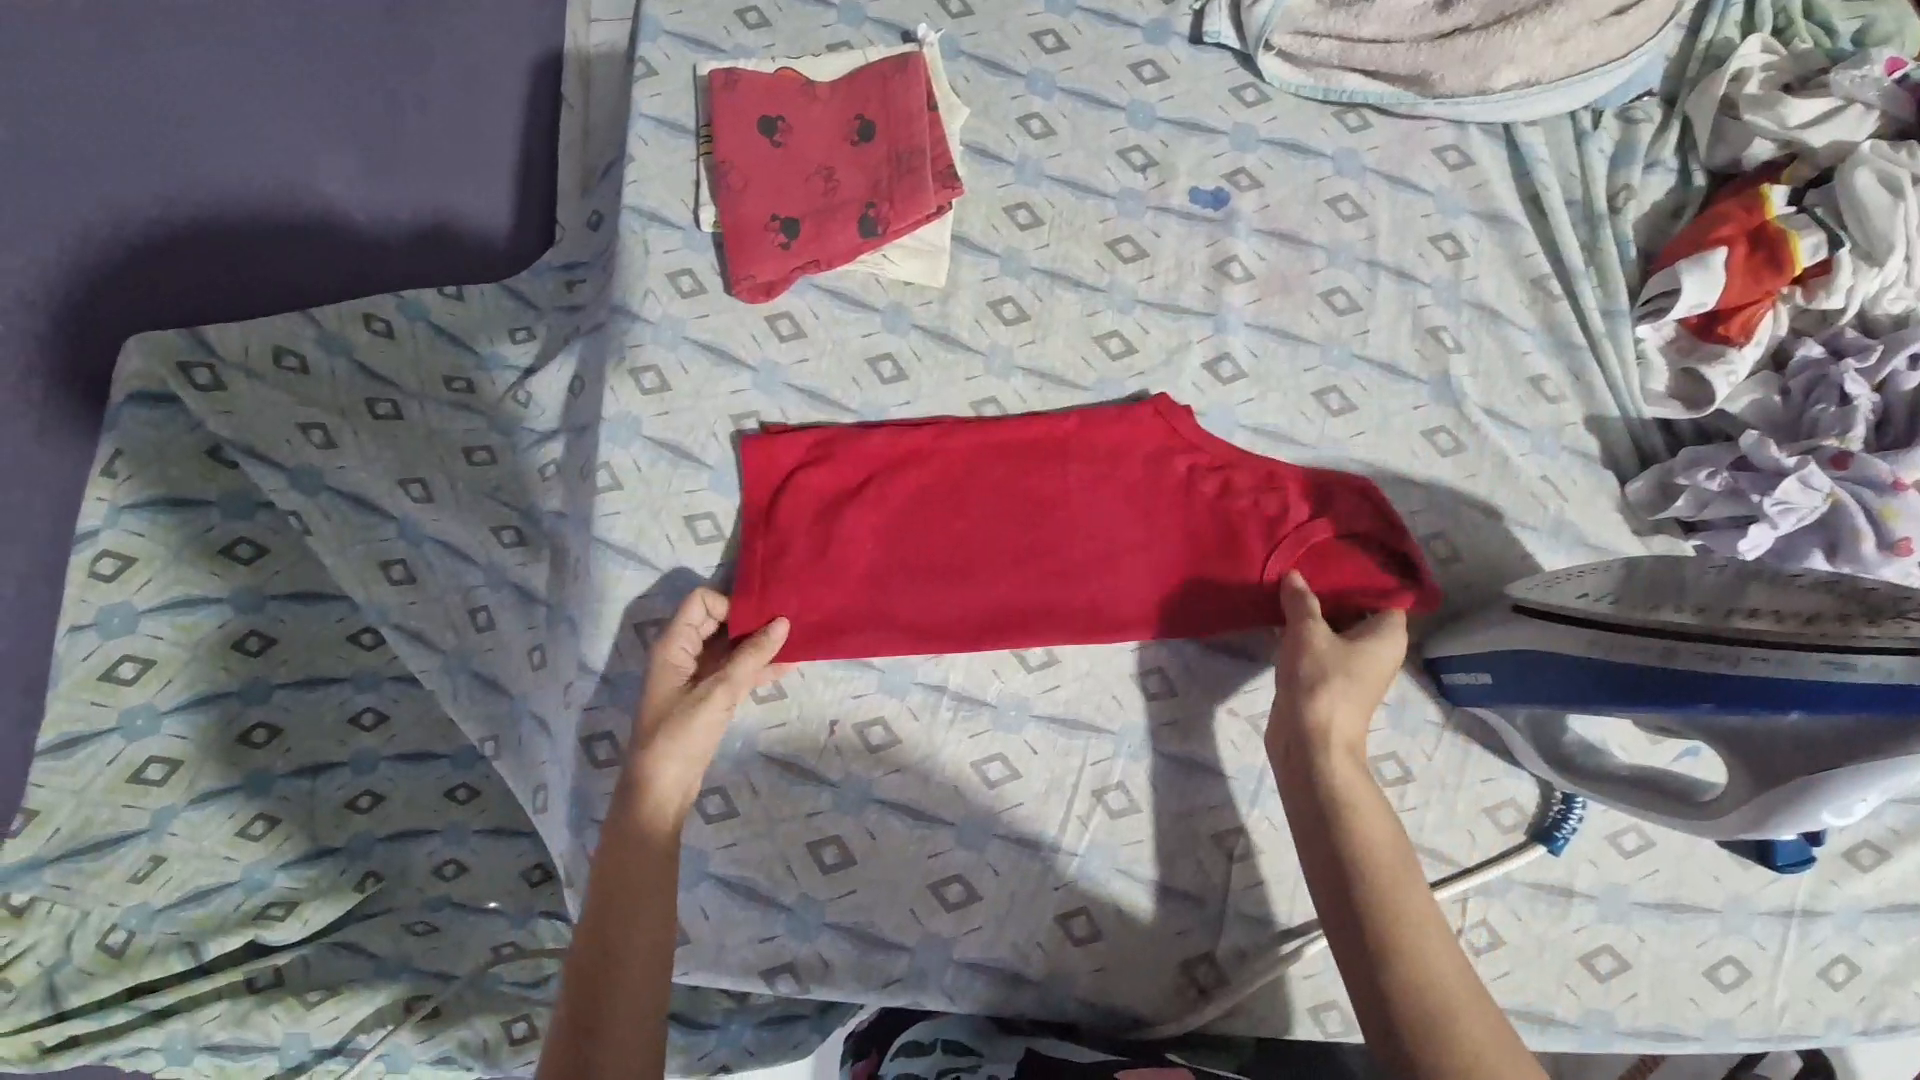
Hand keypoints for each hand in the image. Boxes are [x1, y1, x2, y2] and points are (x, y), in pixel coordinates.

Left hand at [621, 587, 790, 827]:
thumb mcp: (719, 692)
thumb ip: (752, 656)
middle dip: (751, 621)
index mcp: (674, 644)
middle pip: (719, 621)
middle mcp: (684, 653)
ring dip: (759, 645)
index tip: (760, 619)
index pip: (702, 601)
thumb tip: (783, 622)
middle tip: (789, 623)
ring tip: (796, 641)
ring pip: (731, 648)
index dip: (731, 605)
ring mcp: (697, 676)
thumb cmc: (681, 735)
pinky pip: (736, 671)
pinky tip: (788, 666)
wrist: (661, 789)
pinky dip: (758, 667)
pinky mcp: (709, 696)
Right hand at [1267, 571, 1407, 767]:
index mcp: (1388, 634)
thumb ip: (1301, 601)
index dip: (1359, 574)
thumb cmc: (1320, 682)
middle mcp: (1378, 648)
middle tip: (1302, 563)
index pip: (1383, 592)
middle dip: (1329, 590)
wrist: (1310, 743)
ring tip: (1286, 584)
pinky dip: (1304, 633)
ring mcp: (1353, 666)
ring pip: (1335, 629)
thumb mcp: (1307, 633)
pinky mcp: (1330, 680)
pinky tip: (1278, 616)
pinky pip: (1320, 647)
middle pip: (1357, 609)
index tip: (1332, 553)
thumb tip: (1294, 575)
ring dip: (1313, 612)